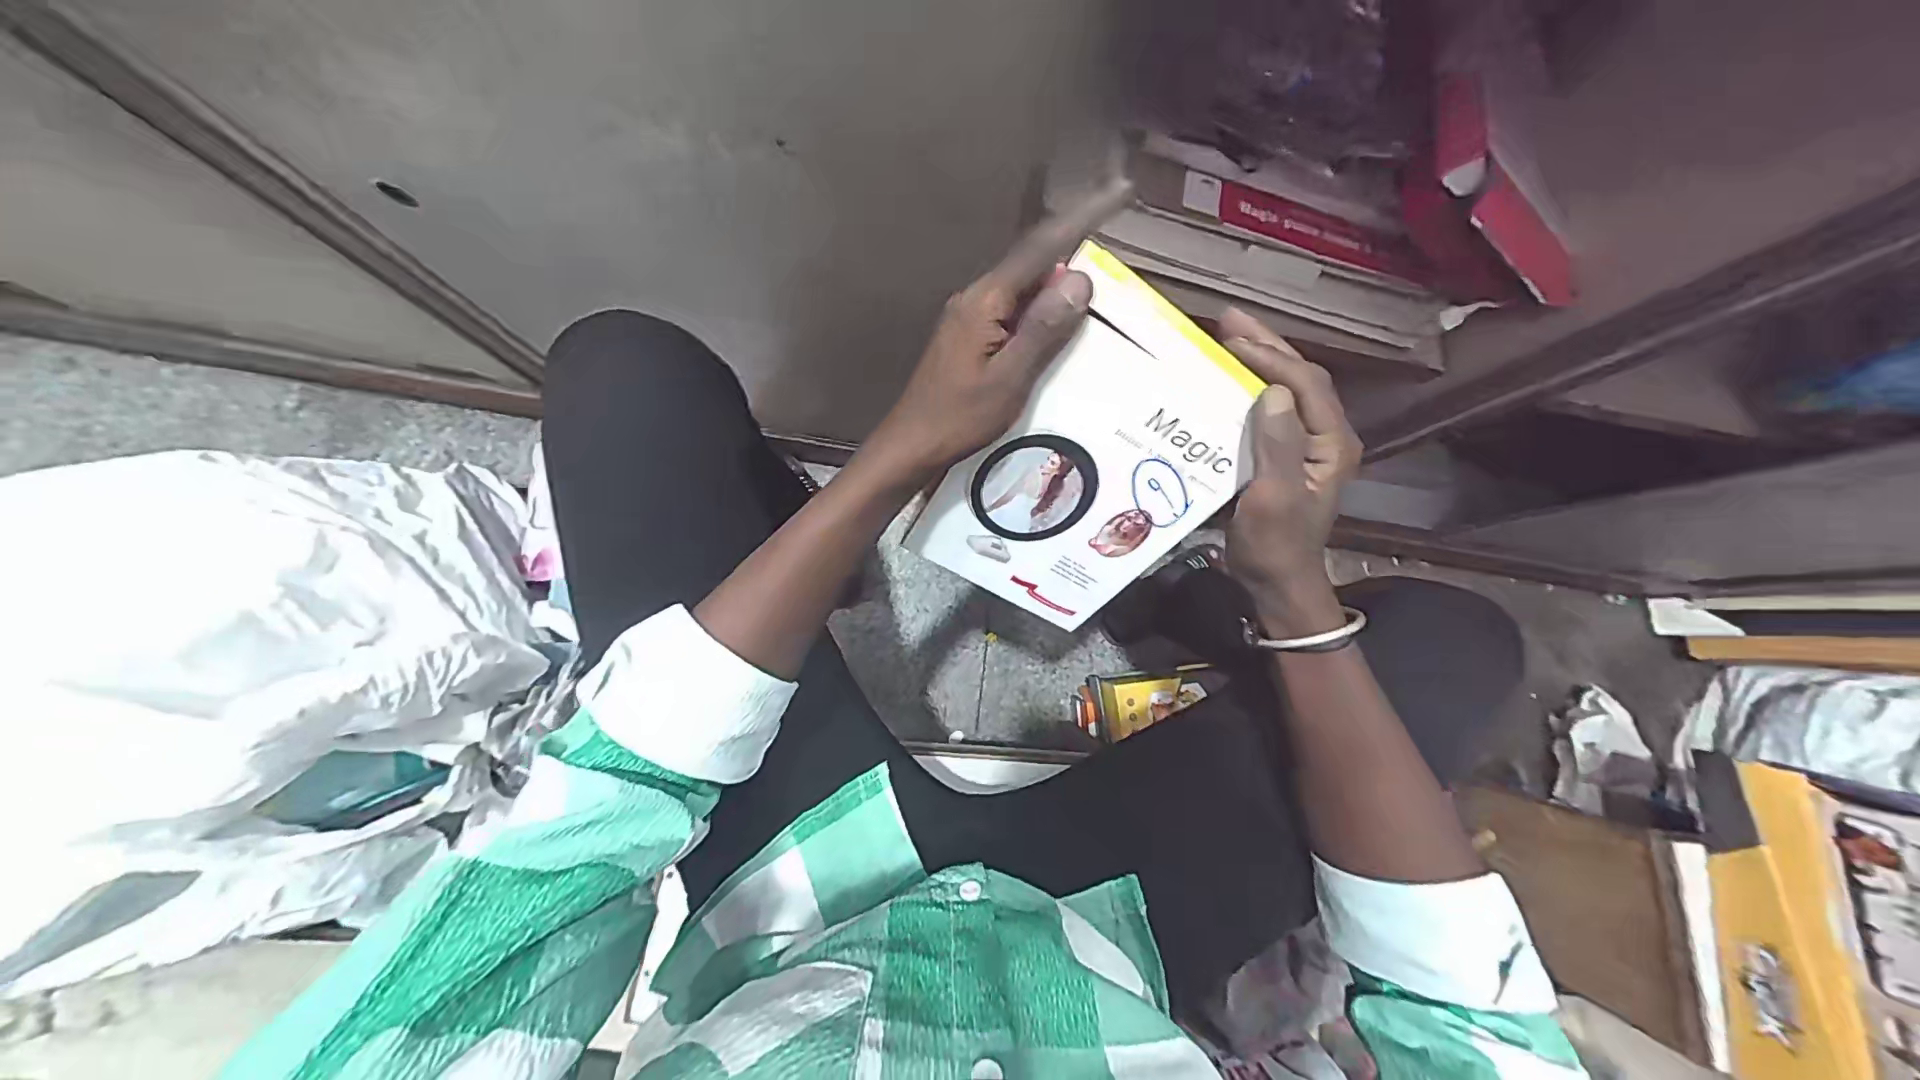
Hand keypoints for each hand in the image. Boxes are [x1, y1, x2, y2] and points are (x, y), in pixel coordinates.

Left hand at [858, 180, 1133, 483]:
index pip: (1041, 247)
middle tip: (1113, 256)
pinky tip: (1055, 329)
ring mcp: (968, 317)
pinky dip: (1039, 313)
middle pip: (1032, 264)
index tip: (1119, 192)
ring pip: (1022, 289)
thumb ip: (1044, 328)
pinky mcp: (967, 336)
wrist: (912, 444)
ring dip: (1056, 287)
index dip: (1082, 219)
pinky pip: (1011, 311)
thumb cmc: (959, 417)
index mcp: (985, 301)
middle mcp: (974, 298)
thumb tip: (1080, 278)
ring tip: (1094, 296)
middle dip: (1073, 252)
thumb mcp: (1010, 378)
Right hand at [1219, 307, 1364, 634]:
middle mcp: (1325, 437)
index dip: (1271, 356)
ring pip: (1287, 390)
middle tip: (1229, 318)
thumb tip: (1274, 391)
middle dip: (1267, 346)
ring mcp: (1307, 446)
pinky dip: (1250, 388)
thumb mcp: (1273, 499)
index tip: (1232, 337)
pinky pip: (1272, 410)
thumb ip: (1278, 446)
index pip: (1306, 384)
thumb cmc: (1274, 545)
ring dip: (1259, 361)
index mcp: (1331, 443)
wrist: (1278, 583)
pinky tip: (1228, 380)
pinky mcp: (1286, 456)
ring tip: (1228, 337)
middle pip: (1301, 378)